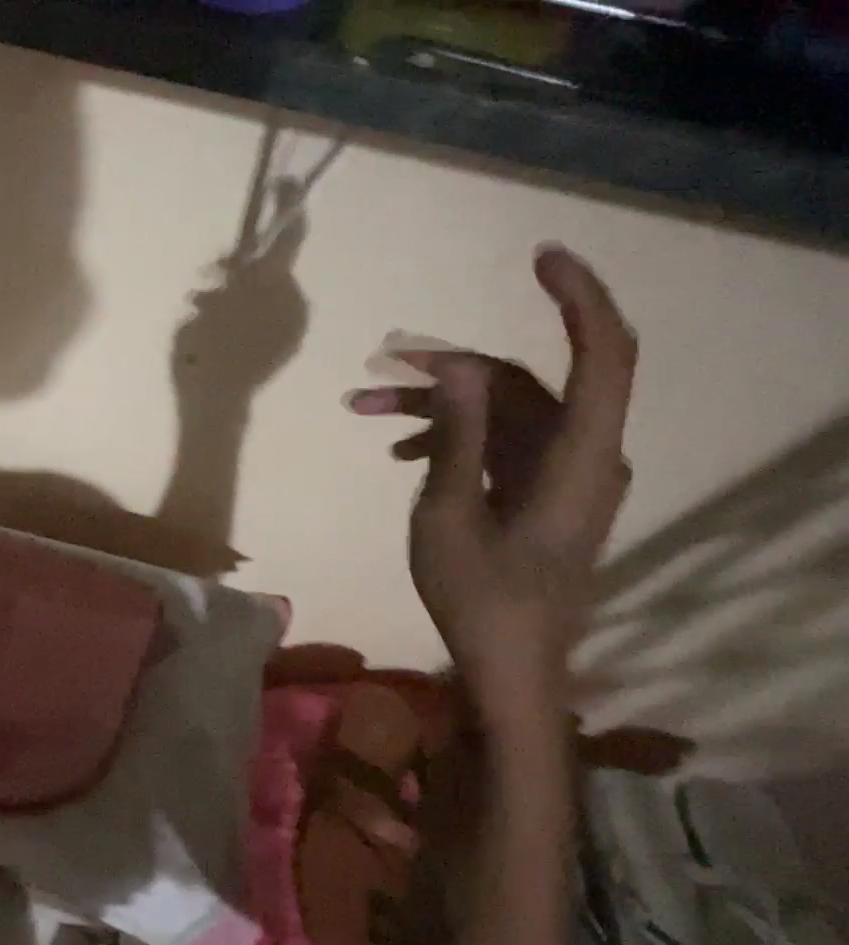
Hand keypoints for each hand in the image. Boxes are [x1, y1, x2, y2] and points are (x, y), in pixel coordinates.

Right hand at [348, 246, 636, 731]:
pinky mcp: (542, 495)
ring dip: (436, 407)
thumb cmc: (479, 596)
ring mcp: (565, 476)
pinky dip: (452, 438)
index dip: (579, 297)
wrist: (510, 666)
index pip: (602, 353)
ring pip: (504, 414)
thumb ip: (454, 437)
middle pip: (524, 384)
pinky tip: (397, 452)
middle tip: (377, 366)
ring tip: (362, 410)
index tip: (539, 257)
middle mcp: (586, 455)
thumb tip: (453, 364)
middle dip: (447, 370)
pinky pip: (500, 445)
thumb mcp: (447, 514)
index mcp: (580, 457)